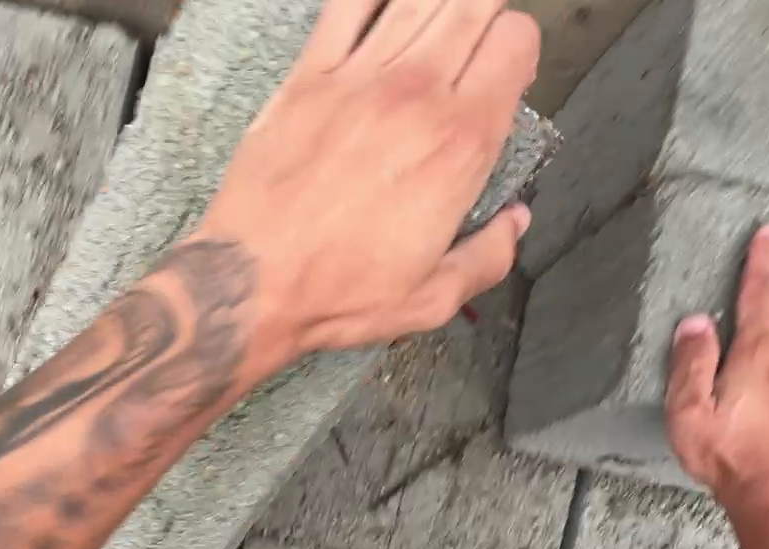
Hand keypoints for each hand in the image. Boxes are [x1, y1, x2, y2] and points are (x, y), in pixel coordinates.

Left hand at [192, 0, 540, 361]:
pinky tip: (380, 7)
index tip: (500, 81)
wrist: (253, 283)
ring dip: (437, 2)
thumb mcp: (429, 300)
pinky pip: (347, 3)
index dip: (516, 54)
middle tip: (470, 46)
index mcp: (459, 144)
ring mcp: (358, 78)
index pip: (516, 43)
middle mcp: (415, 95)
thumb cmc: (335, 293)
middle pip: (476, 3)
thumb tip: (515, 223)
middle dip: (484, 16)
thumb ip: (488, 257)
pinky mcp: (307, 79)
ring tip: (436, 24)